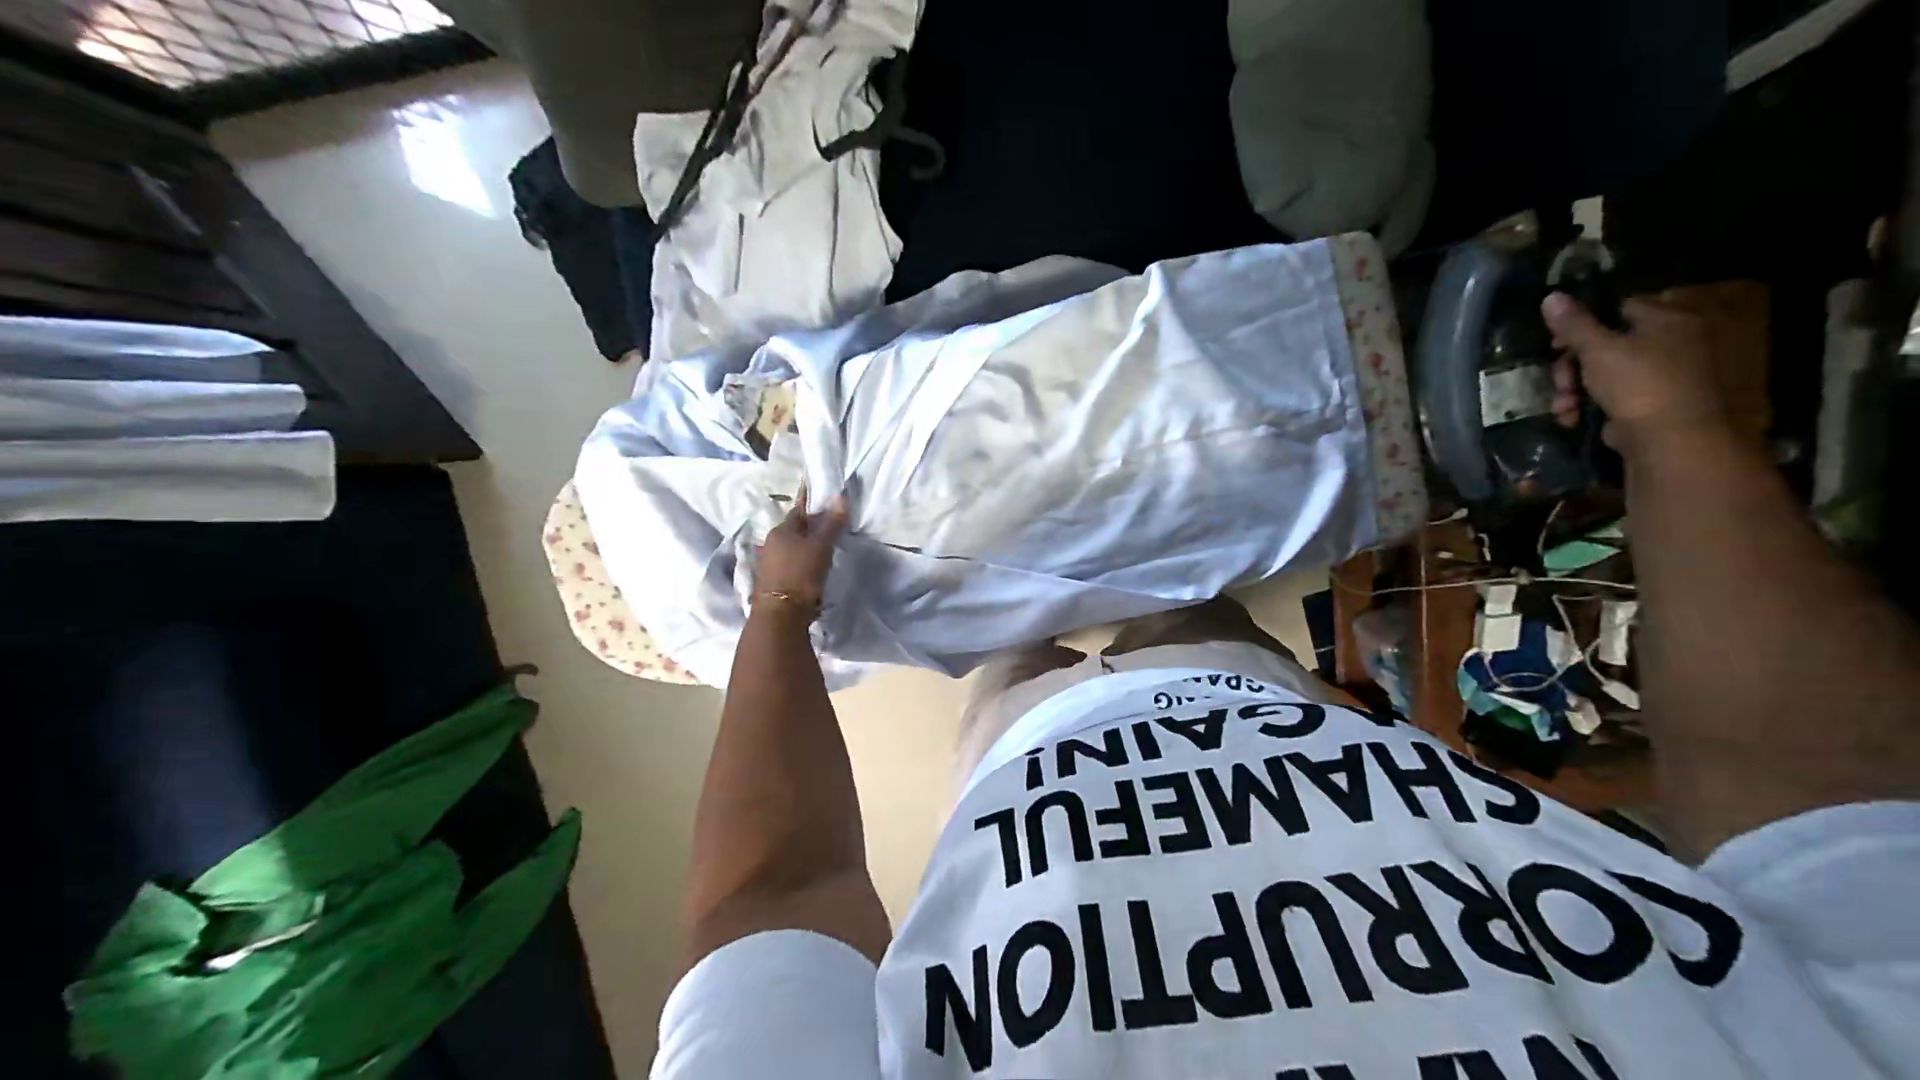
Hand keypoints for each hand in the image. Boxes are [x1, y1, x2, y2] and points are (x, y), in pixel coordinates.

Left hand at [754, 490, 849, 609]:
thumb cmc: (801, 574)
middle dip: (810, 529)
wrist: (781, 614)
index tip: (827, 505)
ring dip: (805, 547)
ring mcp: (769, 562)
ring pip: (791, 547)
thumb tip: (839, 496)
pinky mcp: (772, 580)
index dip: (814, 507)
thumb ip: (831, 523)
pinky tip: (812, 568)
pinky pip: (790, 563)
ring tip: (825, 550)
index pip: (799, 511)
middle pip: (794, 530)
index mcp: (781, 530)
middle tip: (831, 529)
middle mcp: (771, 543)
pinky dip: (801, 562)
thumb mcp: (821, 546)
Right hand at [1543, 292, 1726, 454]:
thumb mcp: (1599, 350)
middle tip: (1560, 383)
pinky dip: (1600, 404)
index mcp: (1674, 316)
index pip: (1620, 308)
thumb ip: (1574, 324)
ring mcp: (1681, 370)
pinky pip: (1627, 393)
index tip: (1557, 346)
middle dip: (1576, 365)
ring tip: (1565, 407)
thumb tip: (1551, 295)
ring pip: (1615, 371)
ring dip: (1579, 389)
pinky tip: (1579, 417)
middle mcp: (1685, 337)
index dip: (1583, 327)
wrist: (1679, 439)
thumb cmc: (1642, 384)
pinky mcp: (1672, 400)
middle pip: (1614, 342)